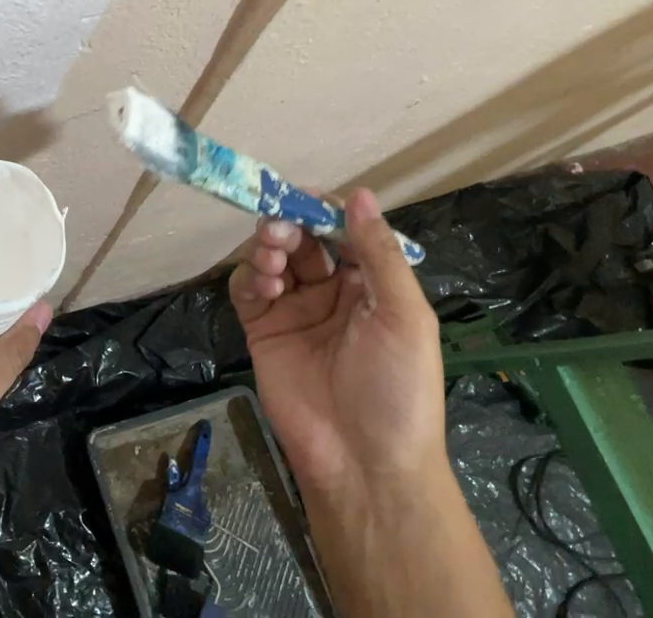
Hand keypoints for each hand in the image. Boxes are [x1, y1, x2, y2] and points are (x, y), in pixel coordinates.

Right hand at [230, 188, 444, 492]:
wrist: (362, 461)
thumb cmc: (397, 387)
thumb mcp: (404, 316)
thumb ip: (379, 253)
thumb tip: (359, 192)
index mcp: (371, 284)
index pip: (343, 231)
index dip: (323, 211)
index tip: (302, 197)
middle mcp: (331, 291)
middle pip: (303, 240)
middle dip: (290, 226)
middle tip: (280, 230)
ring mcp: (294, 310)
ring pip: (273, 259)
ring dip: (268, 248)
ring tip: (272, 258)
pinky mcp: (263, 329)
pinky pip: (248, 290)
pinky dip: (250, 277)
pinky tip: (265, 286)